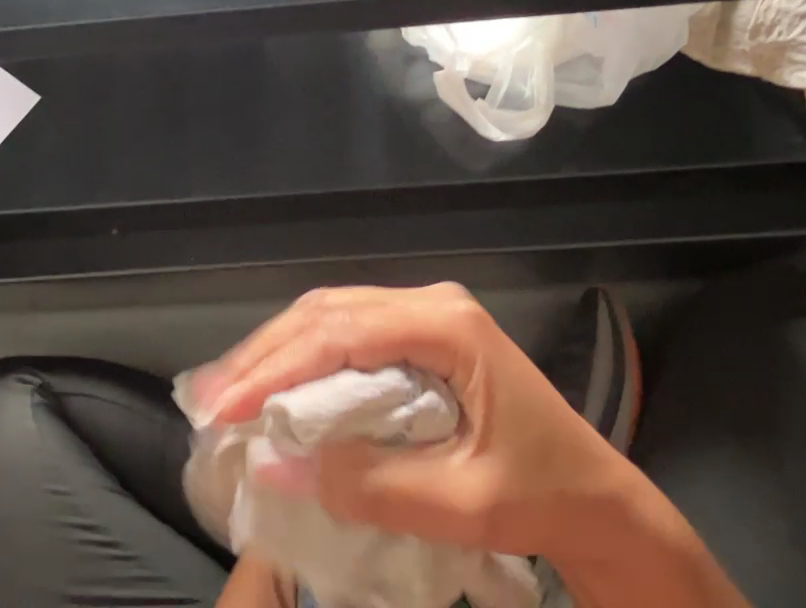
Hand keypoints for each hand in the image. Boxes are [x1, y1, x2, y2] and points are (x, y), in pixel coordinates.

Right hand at [197, 283, 643, 558]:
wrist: (597, 497)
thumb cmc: (540, 495)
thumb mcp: (458, 503)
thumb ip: (369, 485)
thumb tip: (275, 464)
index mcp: (447, 325)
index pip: (340, 333)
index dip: (275, 369)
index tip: (225, 410)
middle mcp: (431, 302)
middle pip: (326, 312)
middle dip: (262, 355)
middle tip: (209, 400)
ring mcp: (426, 313)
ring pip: (331, 317)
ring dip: (276, 354)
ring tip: (226, 392)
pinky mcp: (420, 334)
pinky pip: (348, 334)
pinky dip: (303, 359)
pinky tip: (274, 387)